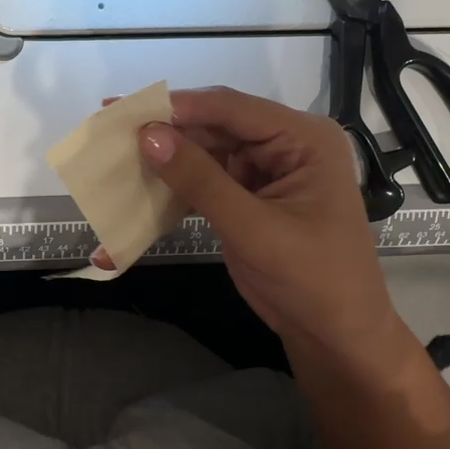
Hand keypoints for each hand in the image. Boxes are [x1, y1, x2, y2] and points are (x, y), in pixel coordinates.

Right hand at [139, 89, 449, 448]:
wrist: (338, 341)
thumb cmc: (313, 282)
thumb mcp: (254, 229)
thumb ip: (200, 179)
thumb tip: (147, 134)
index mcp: (304, 138)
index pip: (232, 109)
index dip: (179, 107)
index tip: (128, 111)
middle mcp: (285, 144)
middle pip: (215, 125)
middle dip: (166, 130)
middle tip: (111, 127)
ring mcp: (265, 170)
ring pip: (204, 150)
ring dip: (164, 156)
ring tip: (115, 153)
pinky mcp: (247, 195)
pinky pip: (204, 178)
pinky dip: (174, 184)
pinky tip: (139, 185)